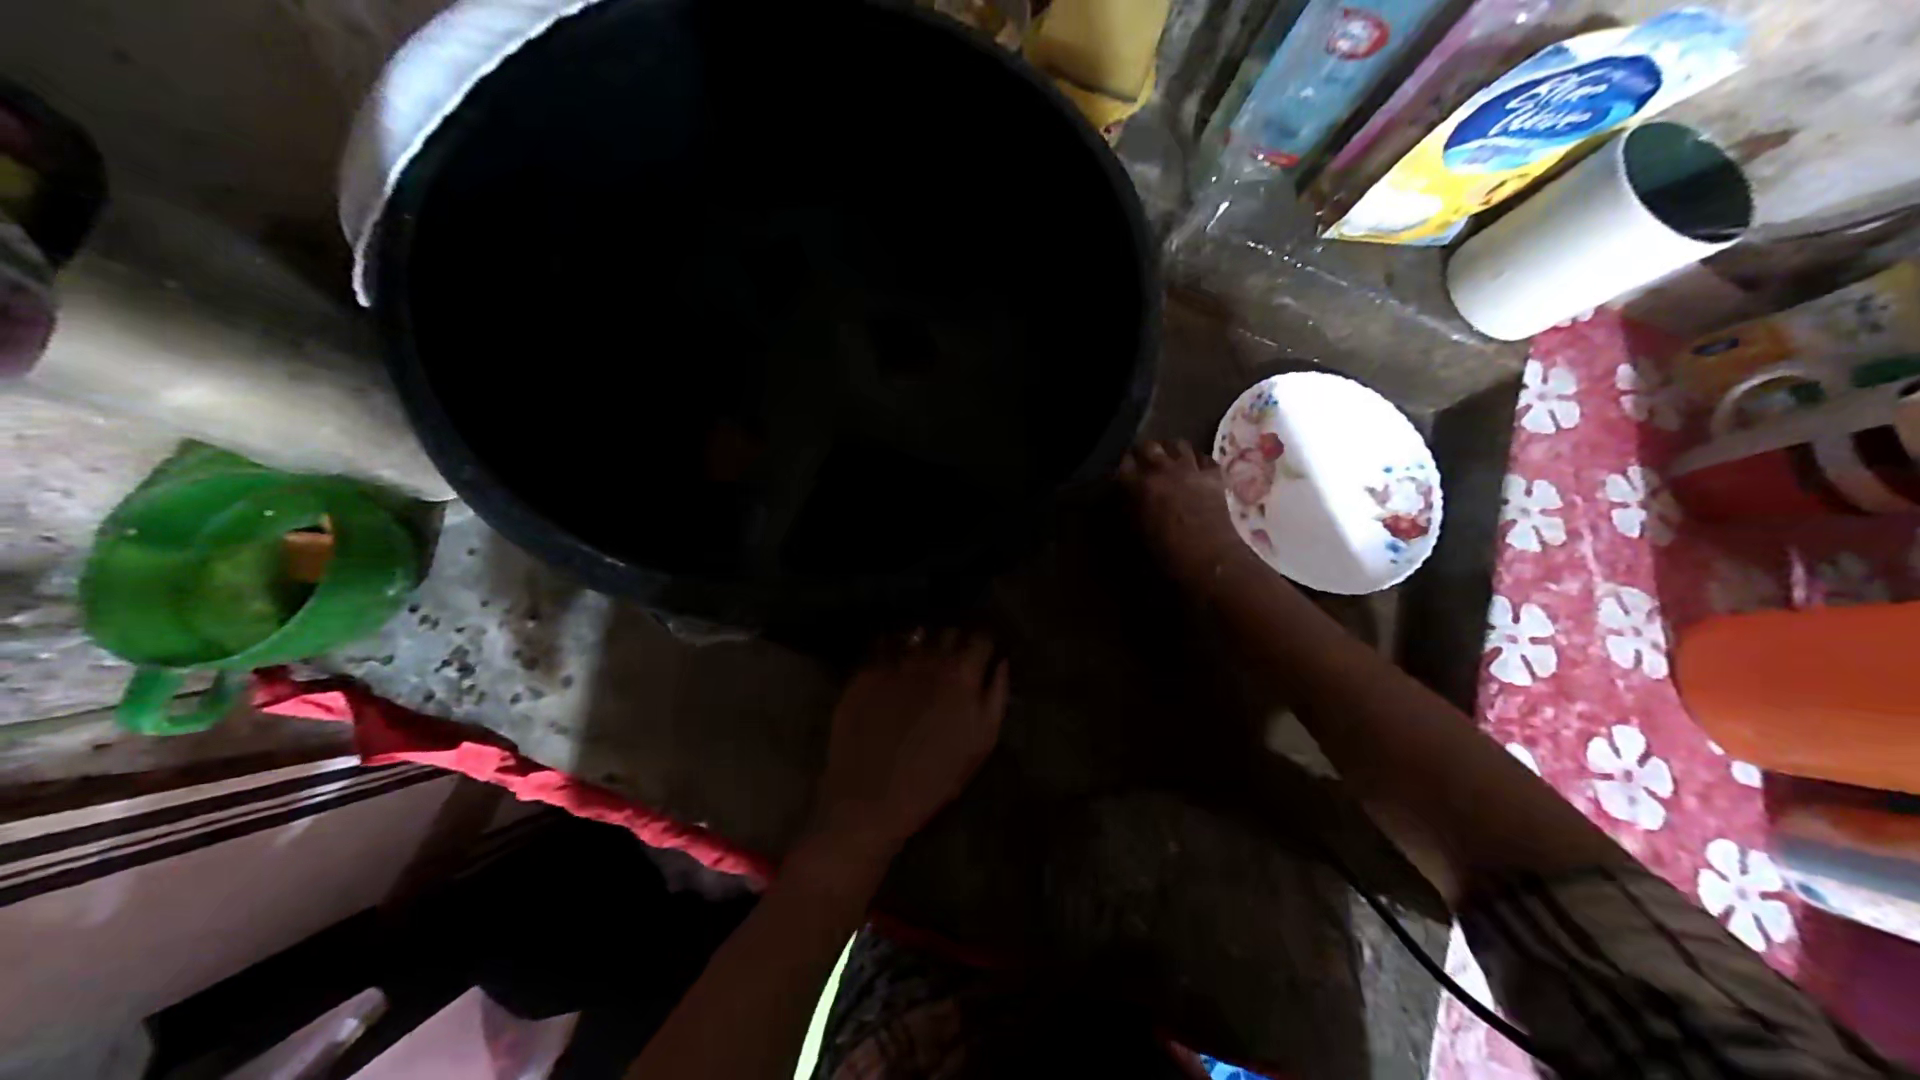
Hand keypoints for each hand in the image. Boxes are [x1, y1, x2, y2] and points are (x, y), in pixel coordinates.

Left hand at [802, 631, 1008, 872]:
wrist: (869, 799)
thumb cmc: (934, 779)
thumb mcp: (981, 744)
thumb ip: (995, 696)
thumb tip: (1000, 663)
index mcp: (961, 675)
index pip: (981, 638)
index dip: (984, 648)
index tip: (981, 658)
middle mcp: (928, 659)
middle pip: (948, 632)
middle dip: (954, 644)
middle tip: (952, 664)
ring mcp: (892, 663)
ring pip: (915, 634)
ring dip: (923, 644)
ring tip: (922, 662)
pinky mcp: (863, 672)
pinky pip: (883, 646)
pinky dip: (893, 650)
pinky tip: (894, 666)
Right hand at [1118, 439, 1251, 587]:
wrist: (1207, 557)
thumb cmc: (1166, 551)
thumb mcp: (1138, 530)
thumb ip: (1131, 507)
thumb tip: (1130, 497)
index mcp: (1140, 485)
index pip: (1124, 462)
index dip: (1123, 463)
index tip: (1124, 469)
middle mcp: (1163, 470)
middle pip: (1149, 446)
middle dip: (1144, 451)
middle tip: (1144, 460)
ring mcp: (1191, 469)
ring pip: (1178, 443)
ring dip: (1171, 449)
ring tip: (1170, 458)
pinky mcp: (1214, 476)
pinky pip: (1205, 457)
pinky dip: (1198, 460)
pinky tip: (1196, 469)